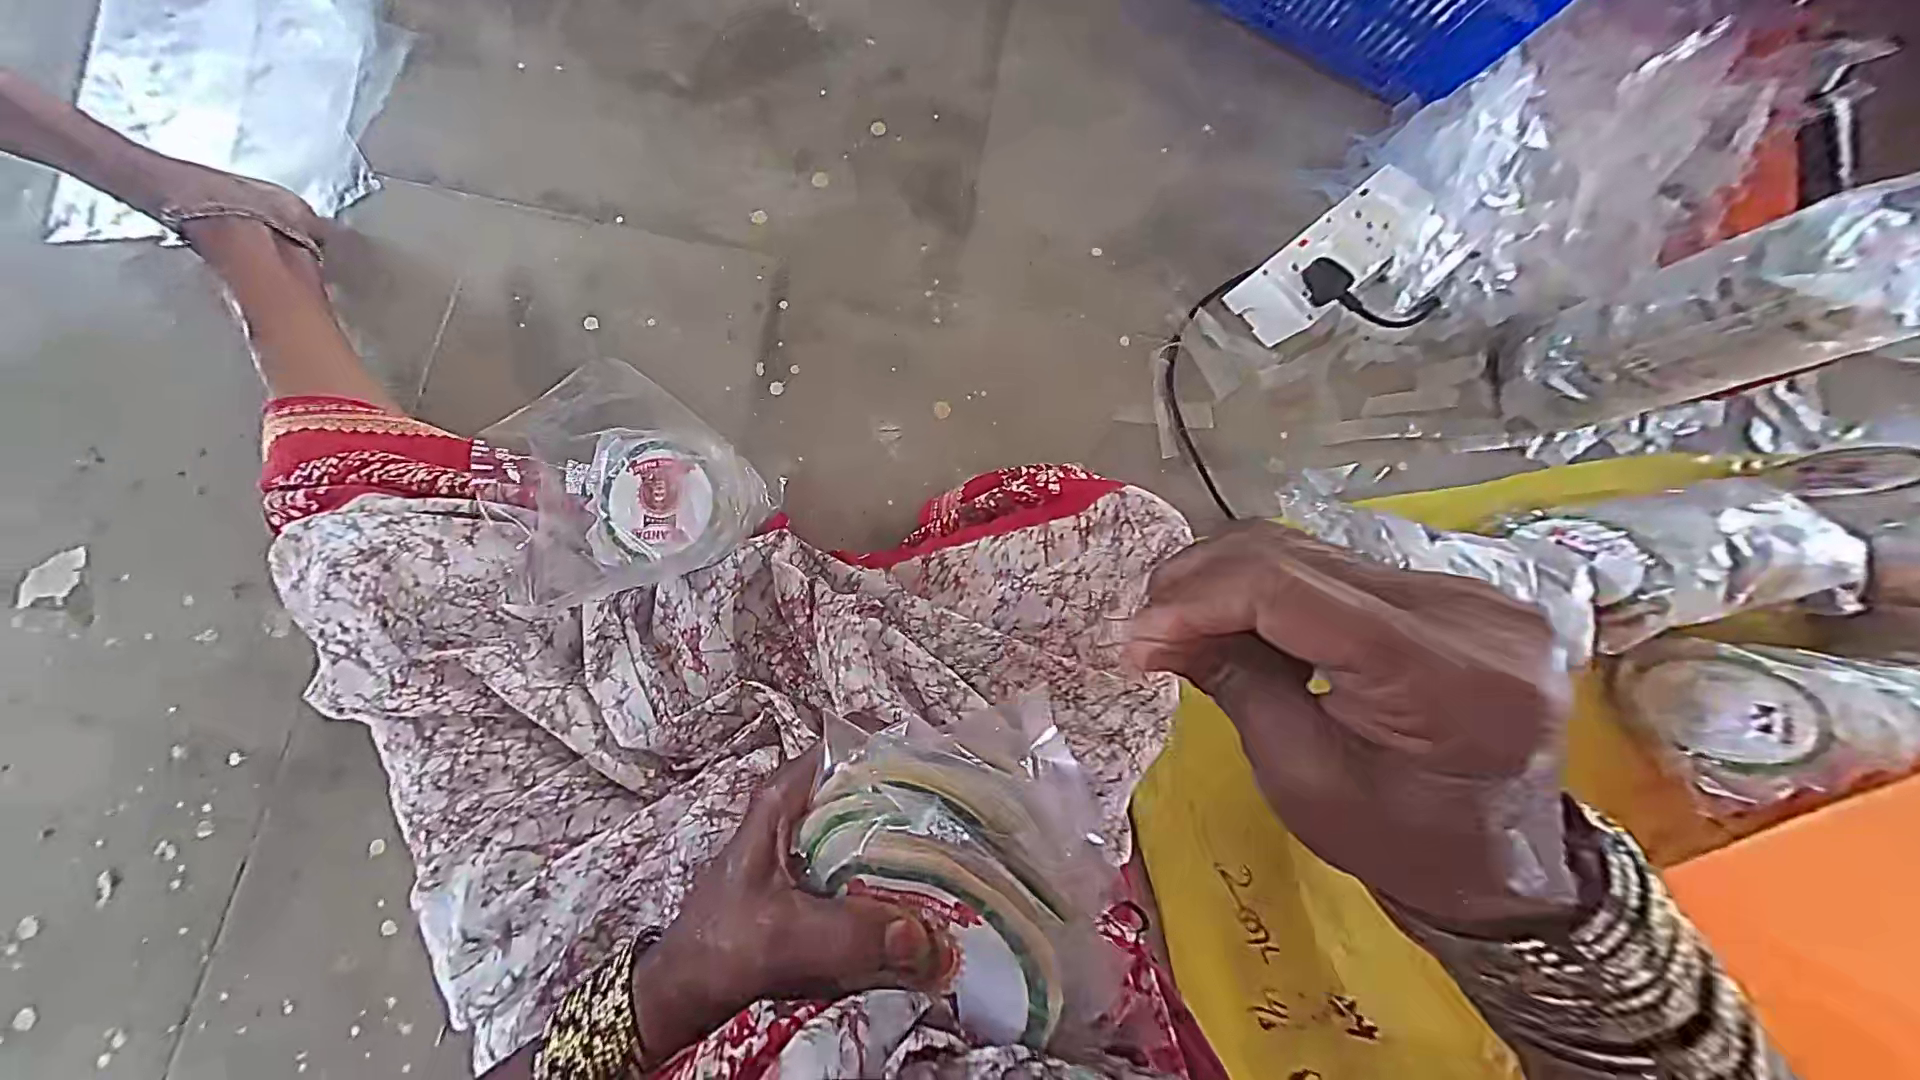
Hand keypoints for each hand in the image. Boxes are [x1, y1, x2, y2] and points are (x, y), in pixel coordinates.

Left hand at [631, 752, 945, 1065]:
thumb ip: (849, 933)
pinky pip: (865, 840)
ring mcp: (809, 828)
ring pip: (868, 805)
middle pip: (865, 770)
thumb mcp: (783, 938)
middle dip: (912, 783)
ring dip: (906, 818)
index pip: (846, 739)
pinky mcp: (816, 858)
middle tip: (957, 808)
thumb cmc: (722, 947)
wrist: (687, 984)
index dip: (893, 741)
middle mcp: (801, 799)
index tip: (937, 762)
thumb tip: (924, 933)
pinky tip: (922, 874)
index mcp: (787, 793)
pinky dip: (894, 850)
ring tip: (953, 837)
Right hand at [1124, 522, 1578, 932]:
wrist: (1502, 854)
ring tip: (1176, 623)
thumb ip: (1234, 685)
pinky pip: (1318, 562)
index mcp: (1448, 678)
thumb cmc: (1403, 843)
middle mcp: (1462, 609)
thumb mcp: (1303, 779)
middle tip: (1148, 632)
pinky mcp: (1433, 585)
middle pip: (1289, 555)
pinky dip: (1253, 584)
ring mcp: (1455, 587)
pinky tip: (1225, 616)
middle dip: (1197, 585)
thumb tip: (1153, 632)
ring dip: (1218, 578)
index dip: (1198, 602)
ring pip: (1297, 546)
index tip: (1138, 637)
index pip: (1291, 593)